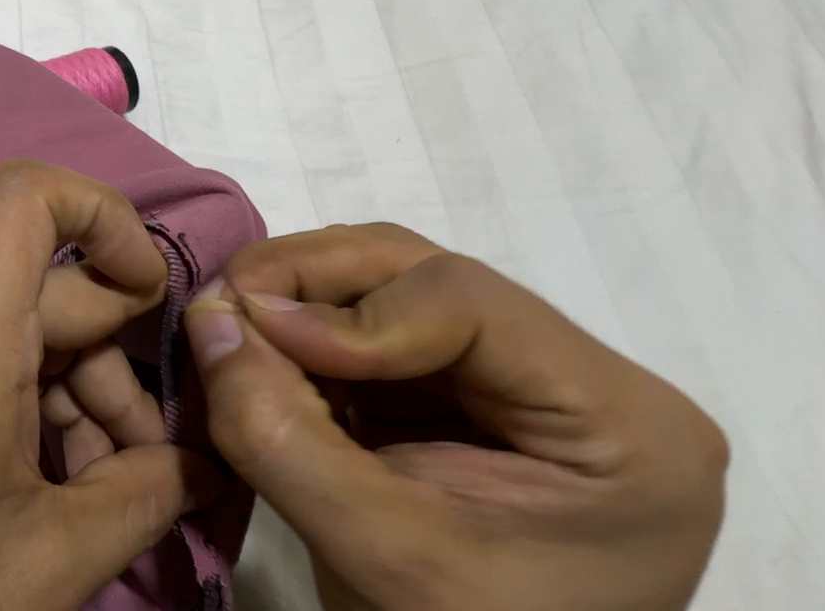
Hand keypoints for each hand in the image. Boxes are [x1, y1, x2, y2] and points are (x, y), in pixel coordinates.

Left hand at [0, 161, 221, 610]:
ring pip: (28, 335)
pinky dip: (37, 412)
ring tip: (112, 500)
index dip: (105, 215)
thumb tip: (205, 467)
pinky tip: (58, 495)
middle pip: (54, 290)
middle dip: (121, 368)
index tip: (154, 295)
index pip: (29, 193)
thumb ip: (147, 497)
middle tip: (161, 468)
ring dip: (85, 405)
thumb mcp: (51, 554)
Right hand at [184, 223, 728, 610]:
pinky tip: (261, 359)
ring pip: (386, 283)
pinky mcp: (454, 388)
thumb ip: (280, 432)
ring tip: (234, 332)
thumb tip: (206, 314)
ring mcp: (512, 376)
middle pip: (422, 272)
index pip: (465, 300)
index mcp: (617, 421)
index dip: (347, 309)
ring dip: (295, 300)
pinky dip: (299, 335)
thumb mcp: (375, 553)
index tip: (251, 330)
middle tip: (224, 304)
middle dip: (308, 280)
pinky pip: (364, 325)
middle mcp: (575, 374)